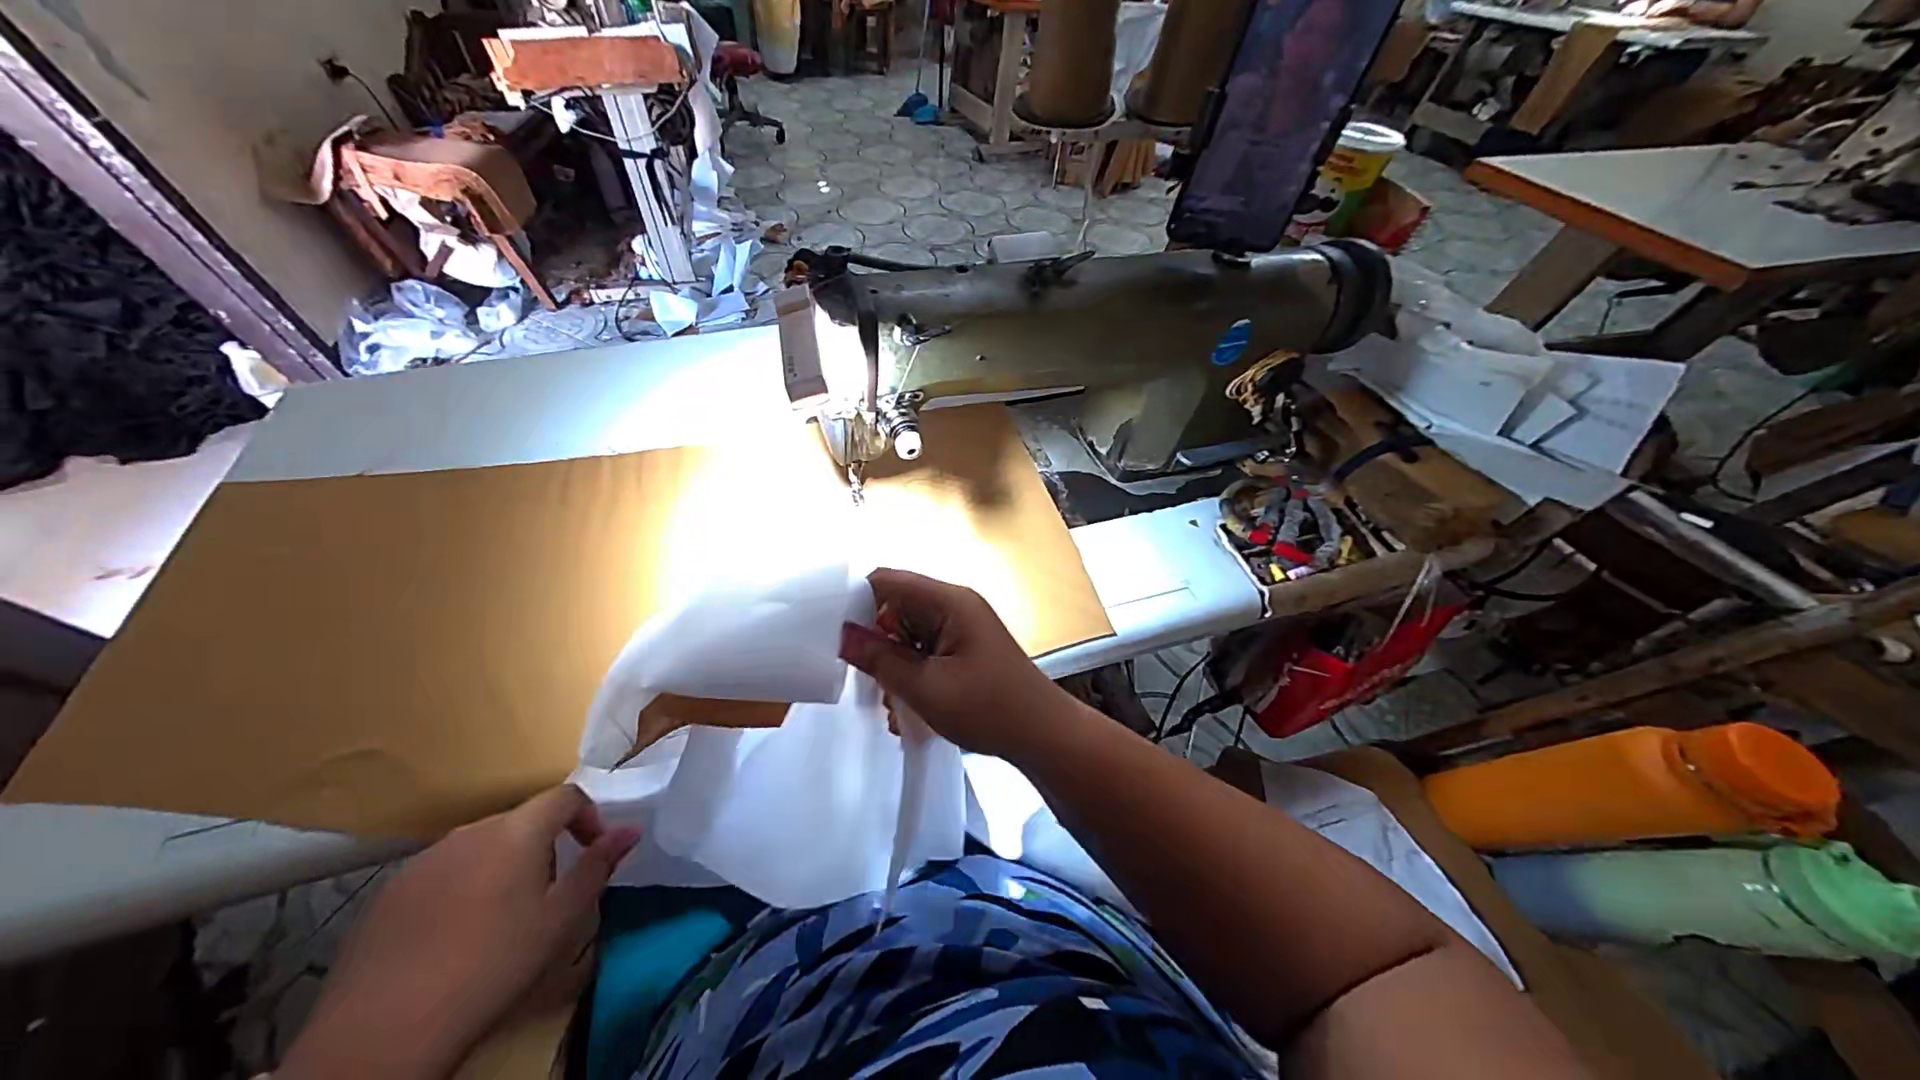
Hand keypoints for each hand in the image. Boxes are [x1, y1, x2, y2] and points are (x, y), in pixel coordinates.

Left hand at [279, 786, 639, 1079]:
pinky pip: (442, 873)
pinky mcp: (388, 893)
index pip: (565, 796)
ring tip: (504, 917)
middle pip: (522, 821)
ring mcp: (423, 860)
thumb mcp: (561, 918)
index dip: (588, 816)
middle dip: (546, 846)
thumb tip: (630, 830)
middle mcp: (470, 831)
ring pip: (480, 847)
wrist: (384, 1028)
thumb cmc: (494, 963)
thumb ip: (597, 866)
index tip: (595, 851)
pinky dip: (462, 888)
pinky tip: (456, 936)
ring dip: (503, 867)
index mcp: (517, 831)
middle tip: (552, 894)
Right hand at [839, 568, 1079, 759]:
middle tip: (871, 678)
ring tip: (897, 700)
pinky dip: (911, 675)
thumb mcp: (924, 687)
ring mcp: (960, 629)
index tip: (831, 632)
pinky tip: (912, 705)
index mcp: (948, 602)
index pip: (887, 581)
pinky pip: (922, 652)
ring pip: (905, 635)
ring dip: (894, 665)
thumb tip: (840, 633)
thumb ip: (878, 658)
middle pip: (895, 608)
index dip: (855, 600)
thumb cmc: (989, 708)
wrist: (1043, 736)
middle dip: (876, 642)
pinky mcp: (962, 650)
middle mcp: (954, 607)